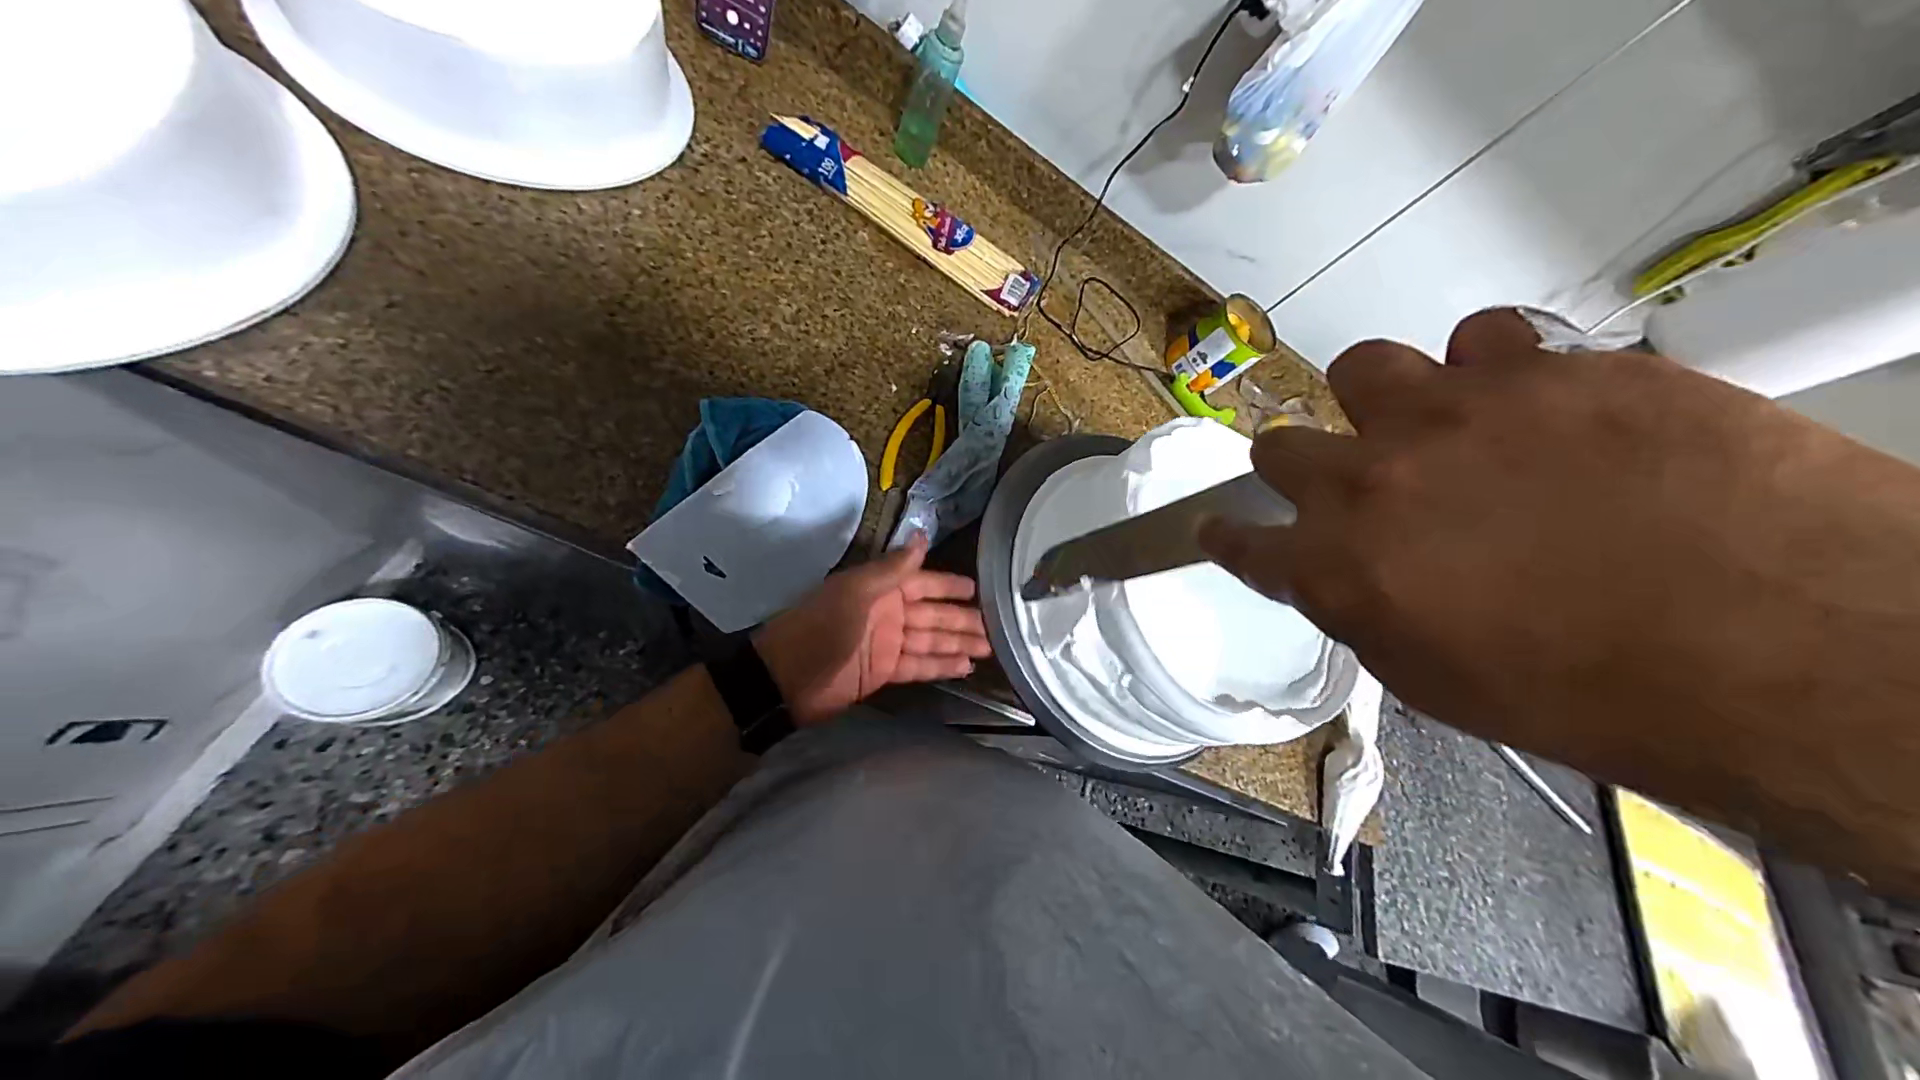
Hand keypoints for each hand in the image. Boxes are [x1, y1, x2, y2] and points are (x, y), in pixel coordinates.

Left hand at [754, 534, 993, 724]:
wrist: (786, 678)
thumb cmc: (821, 627)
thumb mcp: (856, 591)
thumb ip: (893, 568)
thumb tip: (922, 535)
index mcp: (879, 589)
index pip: (922, 583)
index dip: (949, 585)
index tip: (976, 588)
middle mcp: (886, 614)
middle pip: (932, 615)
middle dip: (961, 619)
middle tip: (994, 626)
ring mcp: (886, 644)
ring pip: (930, 641)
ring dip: (958, 644)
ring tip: (989, 648)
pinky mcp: (883, 672)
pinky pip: (919, 665)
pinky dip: (941, 666)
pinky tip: (964, 667)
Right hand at [1198, 309, 1919, 887]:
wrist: (1788, 650)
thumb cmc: (1589, 695)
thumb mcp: (1437, 679)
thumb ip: (1363, 610)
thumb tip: (1346, 575)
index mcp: (1337, 568)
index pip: (1241, 539)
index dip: (1222, 532)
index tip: (1214, 525)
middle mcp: (1368, 482)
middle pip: (1278, 444)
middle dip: (1296, 465)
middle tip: (1345, 481)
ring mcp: (1451, 415)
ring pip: (1362, 366)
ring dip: (1380, 400)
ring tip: (1431, 422)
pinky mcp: (1546, 369)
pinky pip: (1483, 335)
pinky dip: (1490, 366)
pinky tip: (1528, 397)